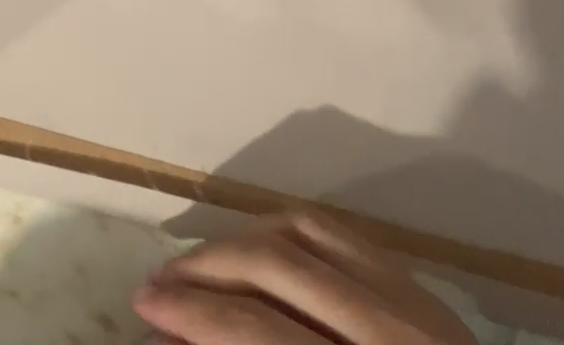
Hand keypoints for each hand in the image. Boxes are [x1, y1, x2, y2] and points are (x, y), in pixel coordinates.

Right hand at [134, 214, 476, 344]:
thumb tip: (163, 337)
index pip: (258, 330)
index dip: (190, 313)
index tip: (141, 305)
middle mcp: (396, 337)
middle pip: (273, 264)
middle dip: (199, 268)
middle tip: (155, 283)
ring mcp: (418, 307)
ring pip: (300, 231)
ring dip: (233, 240)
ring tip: (194, 264)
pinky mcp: (421, 292)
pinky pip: (335, 232)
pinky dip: (278, 230)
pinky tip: (247, 249)